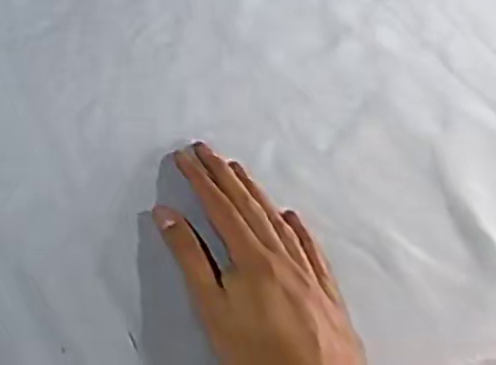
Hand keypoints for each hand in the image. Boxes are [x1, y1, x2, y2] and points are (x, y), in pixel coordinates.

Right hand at [154, 144, 364, 364]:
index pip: (219, 207)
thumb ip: (189, 257)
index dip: (199, 178)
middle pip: (248, 207)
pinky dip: (299, 231)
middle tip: (205, 150)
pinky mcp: (329, 299)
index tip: (183, 157)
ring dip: (255, 192)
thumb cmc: (260, 355)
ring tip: (239, 170)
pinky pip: (313, 254)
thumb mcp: (212, 307)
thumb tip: (166, 214)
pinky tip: (292, 217)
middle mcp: (283, 261)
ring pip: (279, 224)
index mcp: (253, 259)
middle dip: (223, 175)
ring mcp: (310, 279)